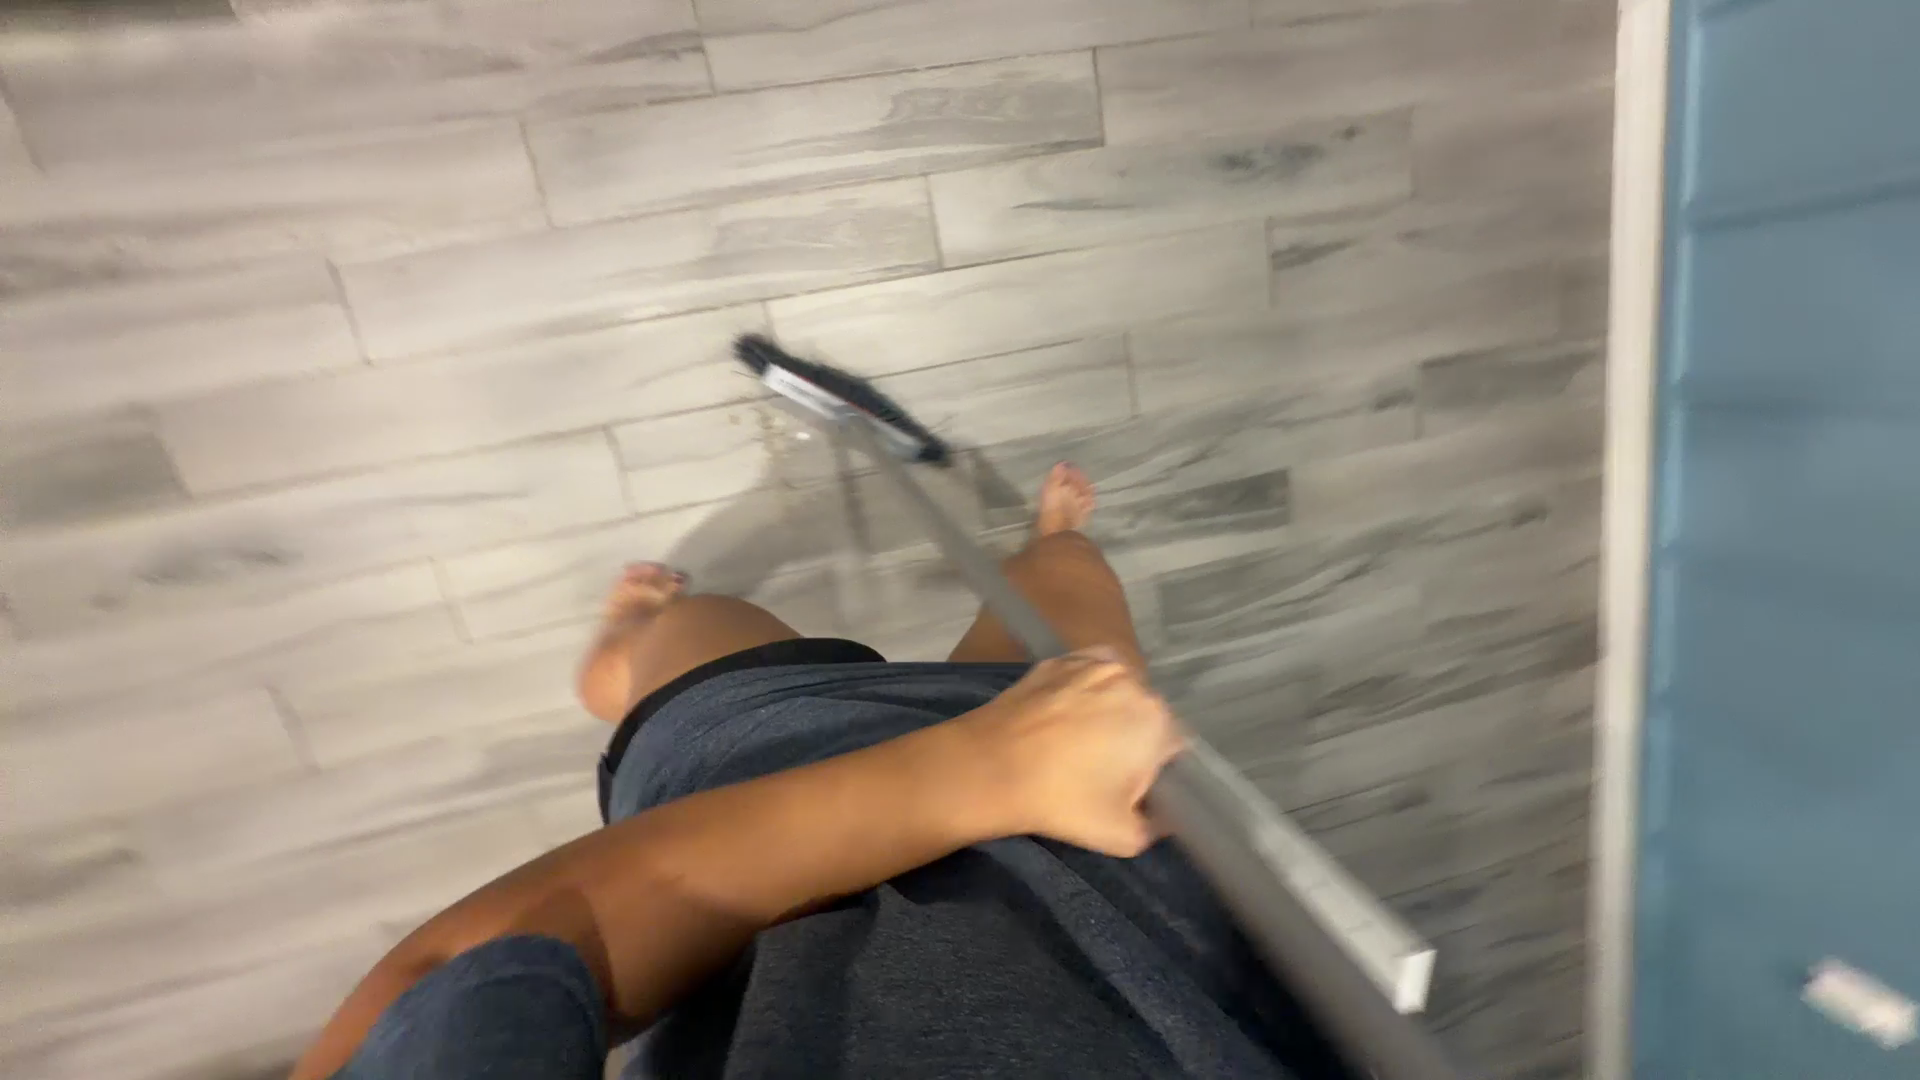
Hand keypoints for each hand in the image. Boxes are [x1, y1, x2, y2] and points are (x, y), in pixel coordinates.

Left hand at [956, 647, 1184, 856]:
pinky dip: (1080, 686)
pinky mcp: (1056, 660)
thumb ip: (1155, 827)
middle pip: (1144, 711)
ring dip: (1107, 707)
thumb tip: (1160, 816)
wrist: (992, 766)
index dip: (1155, 767)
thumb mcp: (1122, 836)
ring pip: (1115, 687)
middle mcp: (1130, 681)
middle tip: (1102, 764)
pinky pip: (1083, 672)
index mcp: (1155, 720)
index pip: (1174, 744)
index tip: (1131, 785)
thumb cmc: (1063, 800)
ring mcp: (1090, 664)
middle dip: (1132, 734)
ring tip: (1077, 738)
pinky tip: (1062, 710)